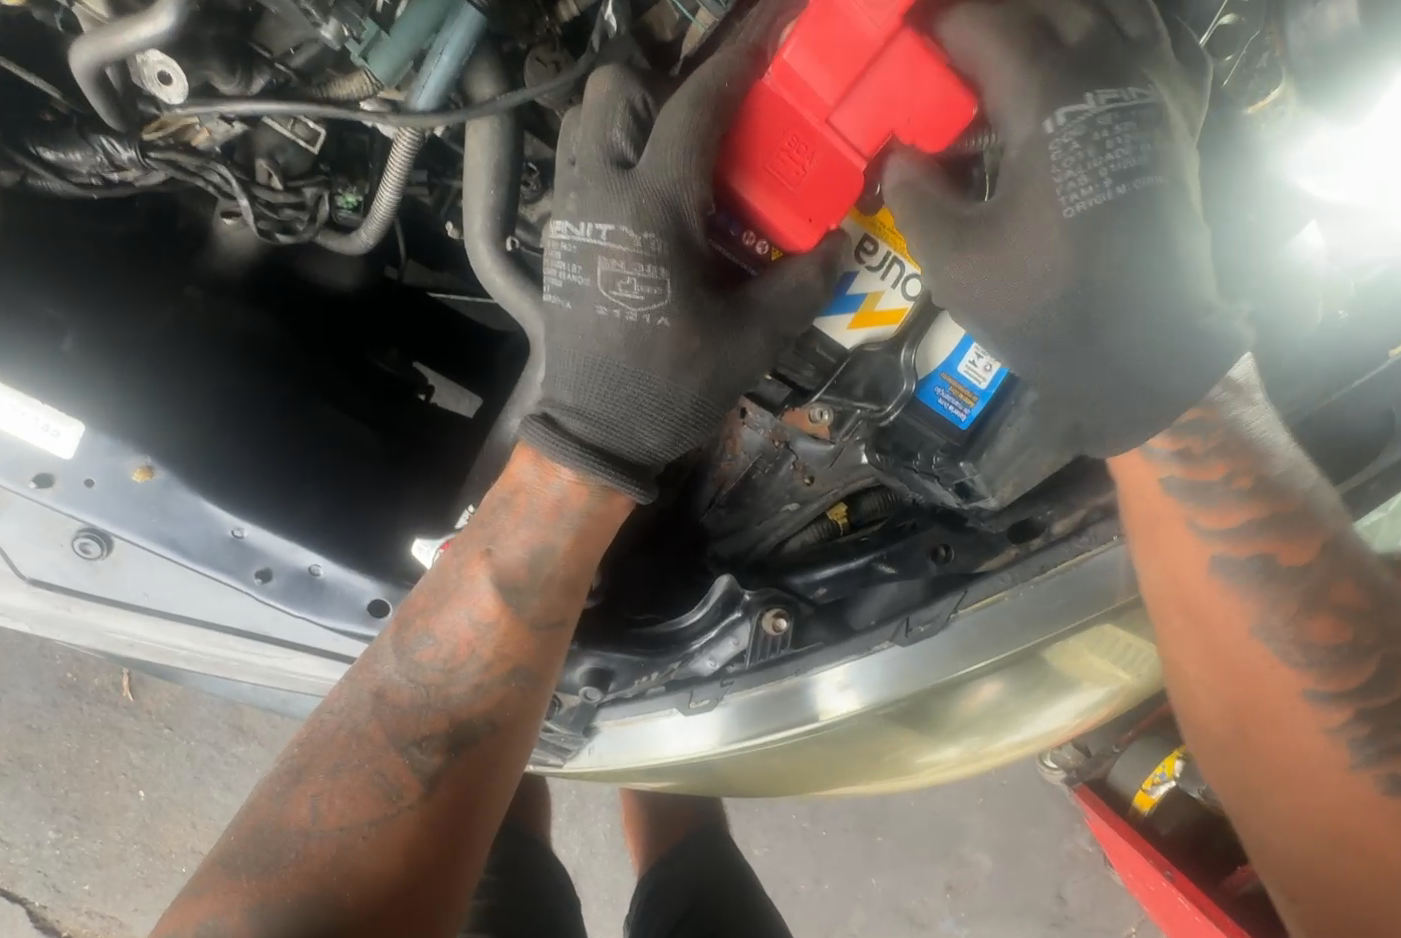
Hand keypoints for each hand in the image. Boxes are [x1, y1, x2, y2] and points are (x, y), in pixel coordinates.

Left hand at [520, 41, 842, 502]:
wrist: (596, 433)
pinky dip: (608, 152)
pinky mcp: (559, 238)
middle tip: (709, 124)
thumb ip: (799, 287)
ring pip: (583, 119)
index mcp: (650, 216)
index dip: (737, 60)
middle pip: (615, 89)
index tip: (772, 29)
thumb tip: (841, 241)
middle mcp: (599, 198)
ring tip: (674, 153)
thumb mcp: (749, 345)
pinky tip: (646, 193)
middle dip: (664, 82)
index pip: (693, 109)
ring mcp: (569, 215)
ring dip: (629, 114)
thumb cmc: (670, 391)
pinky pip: (575, 163)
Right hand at [884, 0, 1250, 458]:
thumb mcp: (955, 263)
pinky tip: (1074, 66)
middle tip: (944, 56)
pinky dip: (1103, 34)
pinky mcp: (1176, 114)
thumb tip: (897, 155)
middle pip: (1045, 4)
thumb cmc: (1045, 304)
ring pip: (1102, 9)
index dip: (936, 27)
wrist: (1142, 348)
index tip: (902, 45)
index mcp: (1051, 99)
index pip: (985, 23)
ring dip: (1045, 20)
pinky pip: (1144, 37)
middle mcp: (1110, 69)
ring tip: (1000, 60)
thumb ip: (916, 197)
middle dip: (988, 19)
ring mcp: (1155, 86)